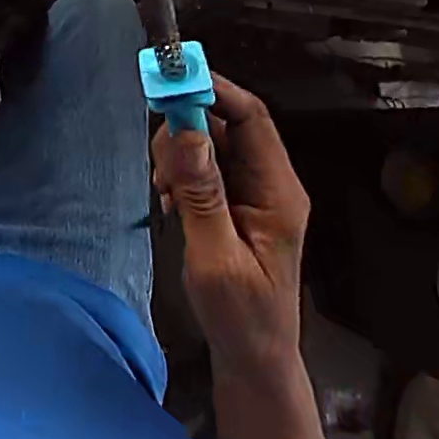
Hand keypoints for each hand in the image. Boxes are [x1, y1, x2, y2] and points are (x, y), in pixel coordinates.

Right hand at [152, 74, 310, 370]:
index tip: (172, 81)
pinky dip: (179, 171)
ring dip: (179, 153)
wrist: (252, 357)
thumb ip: (201, 194)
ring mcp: (251, 189)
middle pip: (226, 123)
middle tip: (161, 162)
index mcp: (278, 190)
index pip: (251, 117)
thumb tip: (187, 132)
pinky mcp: (233, 198)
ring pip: (210, 140)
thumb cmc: (243, 318)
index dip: (213, 90)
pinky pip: (202, 164)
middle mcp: (268, 180)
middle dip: (186, 128)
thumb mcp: (216, 259)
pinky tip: (170, 200)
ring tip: (166, 192)